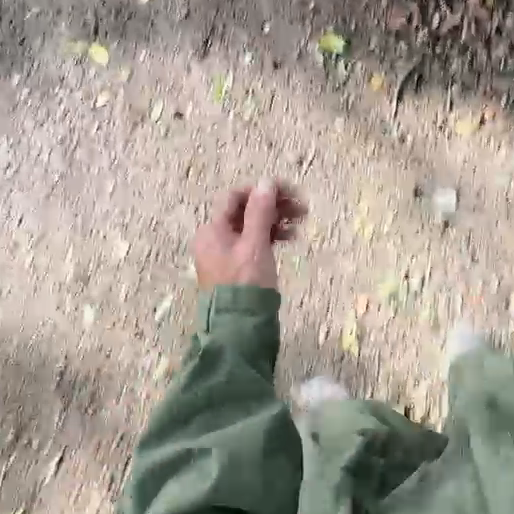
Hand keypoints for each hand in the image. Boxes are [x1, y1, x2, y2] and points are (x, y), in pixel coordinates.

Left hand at [192, 180, 306, 289]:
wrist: (239, 331)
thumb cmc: (246, 284)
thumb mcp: (255, 244)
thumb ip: (260, 212)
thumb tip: (266, 182)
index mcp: (212, 229)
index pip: (235, 197)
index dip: (261, 190)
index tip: (287, 193)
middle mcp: (215, 238)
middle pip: (245, 210)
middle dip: (273, 205)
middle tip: (301, 207)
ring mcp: (225, 253)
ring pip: (252, 225)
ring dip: (275, 219)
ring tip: (300, 222)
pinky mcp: (237, 267)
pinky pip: (254, 241)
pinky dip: (271, 236)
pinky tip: (290, 237)